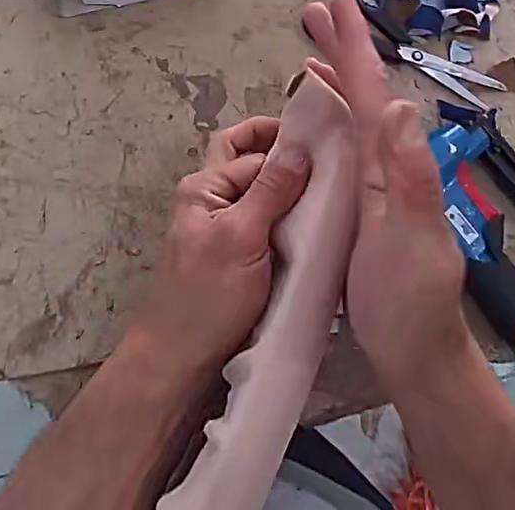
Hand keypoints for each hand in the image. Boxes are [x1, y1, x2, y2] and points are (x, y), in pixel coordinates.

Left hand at [128, 116, 311, 370]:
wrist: (181, 368)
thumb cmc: (206, 299)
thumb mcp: (240, 237)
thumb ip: (270, 190)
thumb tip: (300, 146)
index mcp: (205, 186)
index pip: (254, 150)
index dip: (288, 146)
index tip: (329, 148)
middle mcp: (217, 199)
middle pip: (254, 161)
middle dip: (288, 157)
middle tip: (328, 162)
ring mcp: (232, 226)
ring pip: (268, 192)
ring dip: (295, 190)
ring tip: (333, 192)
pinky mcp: (247, 253)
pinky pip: (274, 221)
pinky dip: (295, 216)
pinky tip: (320, 223)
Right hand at [303, 0, 473, 394]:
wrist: (414, 351)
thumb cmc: (409, 298)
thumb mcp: (409, 236)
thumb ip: (408, 173)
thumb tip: (398, 103)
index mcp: (393, 161)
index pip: (371, 91)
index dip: (353, 45)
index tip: (337, 2)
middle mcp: (386, 162)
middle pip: (362, 93)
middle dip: (341, 50)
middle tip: (314, 14)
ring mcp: (374, 183)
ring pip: (352, 116)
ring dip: (334, 79)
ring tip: (312, 50)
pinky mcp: (359, 205)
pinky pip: (342, 148)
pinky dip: (328, 121)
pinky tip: (315, 120)